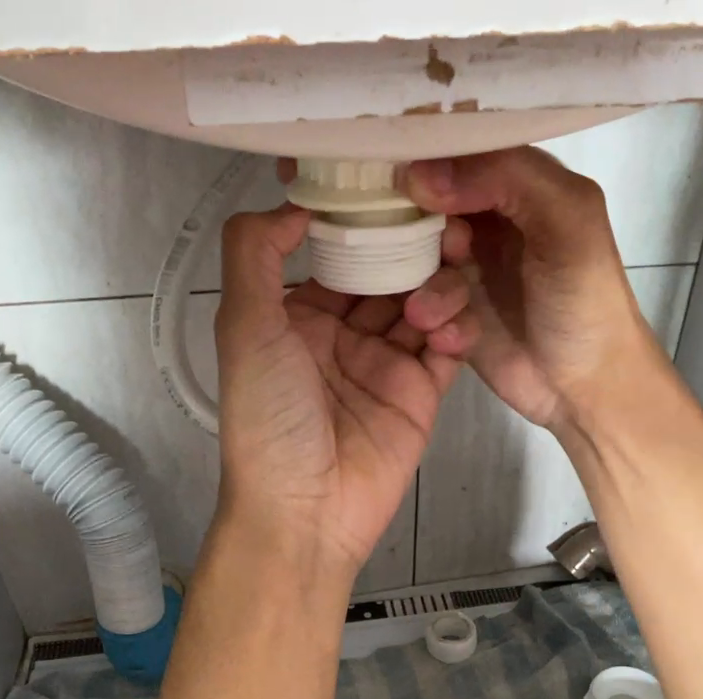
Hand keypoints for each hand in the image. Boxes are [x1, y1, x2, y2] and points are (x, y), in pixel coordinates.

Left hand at [213, 204, 476, 571]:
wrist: (307, 511)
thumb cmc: (270, 416)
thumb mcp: (244, 327)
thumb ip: (255, 254)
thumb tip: (295, 203)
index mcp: (297, 315)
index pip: (339, 252)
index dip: (365, 220)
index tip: (400, 184)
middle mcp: (343, 333)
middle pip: (388, 272)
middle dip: (414, 246)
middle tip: (445, 221)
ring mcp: (386, 363)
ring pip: (424, 302)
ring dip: (438, 284)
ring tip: (444, 281)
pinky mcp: (423, 393)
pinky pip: (449, 347)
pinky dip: (457, 328)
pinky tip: (452, 325)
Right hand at [403, 149, 664, 430]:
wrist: (586, 387)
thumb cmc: (586, 300)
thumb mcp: (566, 220)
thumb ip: (505, 176)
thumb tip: (419, 173)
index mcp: (518, 184)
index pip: (461, 149)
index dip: (427, 156)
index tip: (399, 174)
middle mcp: (486, 220)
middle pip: (425, 205)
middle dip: (417, 231)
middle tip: (442, 254)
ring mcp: (465, 270)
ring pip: (416, 260)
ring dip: (425, 288)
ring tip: (433, 312)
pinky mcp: (451, 316)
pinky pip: (421, 306)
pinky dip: (434, 322)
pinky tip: (457, 338)